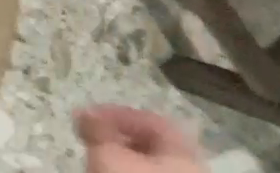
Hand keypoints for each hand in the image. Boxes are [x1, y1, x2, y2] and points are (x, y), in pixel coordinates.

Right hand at [76, 106, 206, 172]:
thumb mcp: (107, 153)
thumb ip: (97, 127)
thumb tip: (86, 112)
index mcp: (185, 154)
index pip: (155, 121)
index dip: (119, 113)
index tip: (89, 117)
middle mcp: (193, 171)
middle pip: (155, 146)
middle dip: (120, 138)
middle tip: (93, 139)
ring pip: (153, 167)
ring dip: (124, 159)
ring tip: (98, 161)